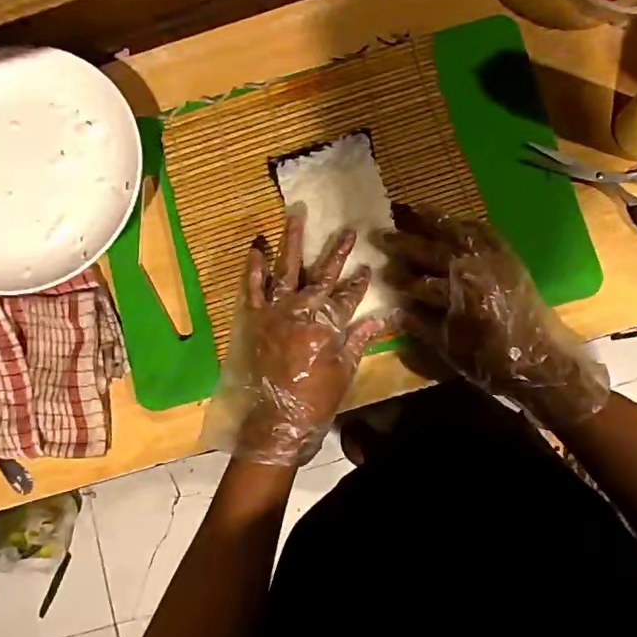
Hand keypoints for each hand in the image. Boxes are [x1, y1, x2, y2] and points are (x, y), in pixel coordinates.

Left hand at [225, 209, 385, 467]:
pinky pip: (252, 287)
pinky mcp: (254, 318)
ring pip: (285, 269)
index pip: (348, 296)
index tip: (367, 267)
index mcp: (327, 325)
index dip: (359, 282)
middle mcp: (301, 311)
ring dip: (292, 241)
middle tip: (348, 230)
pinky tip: (256, 246)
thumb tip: (384, 318)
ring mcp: (274, 312)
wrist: (275, 422)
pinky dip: (254, 267)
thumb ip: (359, 339)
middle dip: (336, 251)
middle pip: (322, 275)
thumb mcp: (345, 370)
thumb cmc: (316, 399)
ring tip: (295, 214)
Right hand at [379, 205, 607, 426]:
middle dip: (406, 244)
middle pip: (434, 251)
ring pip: (459, 233)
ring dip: (435, 221)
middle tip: (381, 234)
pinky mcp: (511, 258)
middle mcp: (475, 268)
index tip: (382, 272)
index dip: (400, 277)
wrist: (542, 360)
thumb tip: (398, 309)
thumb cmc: (493, 361)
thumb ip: (423, 326)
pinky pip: (486, 233)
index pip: (419, 280)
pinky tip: (454, 221)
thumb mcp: (451, 349)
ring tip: (413, 210)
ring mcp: (495, 259)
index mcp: (458, 293)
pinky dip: (468, 224)